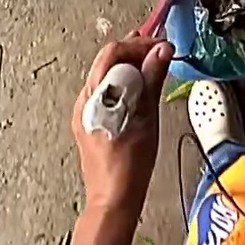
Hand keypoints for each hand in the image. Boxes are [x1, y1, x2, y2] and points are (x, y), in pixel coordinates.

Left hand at [69, 35, 171, 216]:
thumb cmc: (131, 165)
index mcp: (96, 94)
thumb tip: (161, 50)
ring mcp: (83, 109)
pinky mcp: (87, 120)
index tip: (161, 45)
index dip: (138, 44)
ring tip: (151, 66)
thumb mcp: (148, 118)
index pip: (113, 53)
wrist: (113, 200)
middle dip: (133, 51)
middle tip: (158, 52)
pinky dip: (121, 84)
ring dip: (128, 67)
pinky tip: (137, 89)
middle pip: (106, 61)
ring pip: (105, 75)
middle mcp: (84, 97)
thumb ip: (152, 79)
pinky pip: (103, 91)